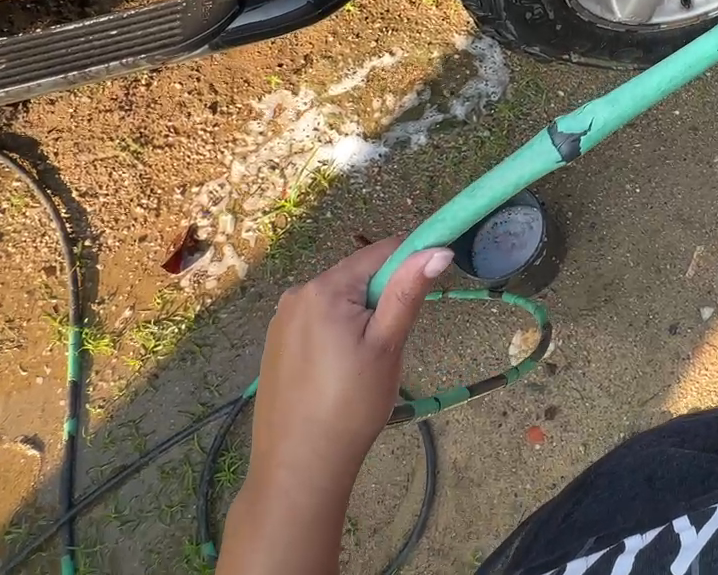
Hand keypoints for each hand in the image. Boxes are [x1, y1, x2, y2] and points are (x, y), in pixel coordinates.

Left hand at [247, 238, 451, 488]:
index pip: (382, 251)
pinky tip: (344, 367)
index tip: (429, 291)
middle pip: (361, 274)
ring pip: (343, 296)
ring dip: (365, 313)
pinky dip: (343, 329)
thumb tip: (440, 249)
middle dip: (386, 294)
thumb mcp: (388, 344)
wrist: (298, 468)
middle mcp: (298, 293)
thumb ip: (409, 290)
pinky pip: (322, 317)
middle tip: (394, 340)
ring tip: (369, 358)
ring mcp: (283, 319)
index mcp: (325, 288)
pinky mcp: (278, 342)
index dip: (413, 263)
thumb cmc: (351, 404)